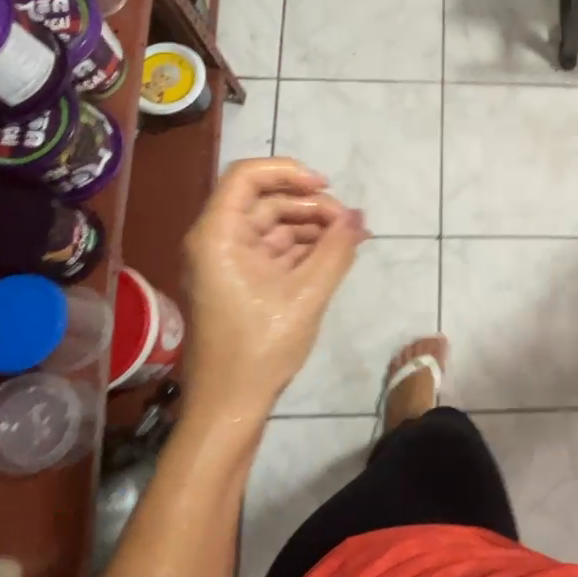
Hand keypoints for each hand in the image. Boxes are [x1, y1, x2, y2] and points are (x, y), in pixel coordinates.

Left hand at [181, 157, 366, 412]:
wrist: (229, 404)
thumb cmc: (260, 347)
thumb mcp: (307, 295)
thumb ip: (336, 250)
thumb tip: (360, 216)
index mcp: (217, 235)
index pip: (247, 176)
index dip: (289, 172)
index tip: (327, 188)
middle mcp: (217, 240)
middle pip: (265, 200)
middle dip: (309, 205)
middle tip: (348, 225)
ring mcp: (228, 261)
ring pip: (272, 224)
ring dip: (311, 227)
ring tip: (349, 241)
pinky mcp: (241, 281)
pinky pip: (274, 249)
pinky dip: (303, 248)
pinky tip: (335, 256)